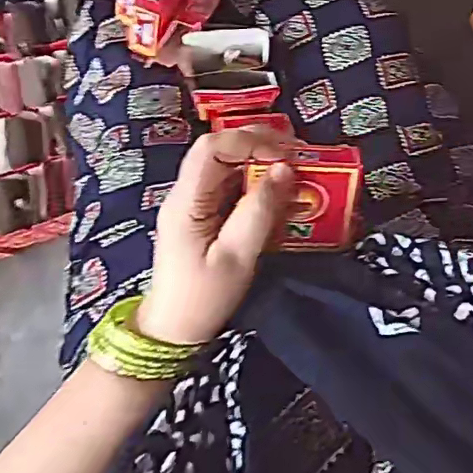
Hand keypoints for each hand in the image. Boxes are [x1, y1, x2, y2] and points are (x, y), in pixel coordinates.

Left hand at [140, 127, 295, 344]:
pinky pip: (233, 182)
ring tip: (297, 168)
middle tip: (299, 153)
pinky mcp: (206, 211)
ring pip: (229, 162)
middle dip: (262, 143)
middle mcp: (188, 192)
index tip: (286, 155)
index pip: (212, 147)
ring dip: (263, 159)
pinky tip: (281, 189)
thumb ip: (260, 211)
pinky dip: (259, 179)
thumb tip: (285, 169)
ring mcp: (196, 200)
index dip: (250, 141)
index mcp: (187, 200)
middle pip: (221, 147)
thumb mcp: (237, 257)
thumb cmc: (202, 298)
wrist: (172, 331)